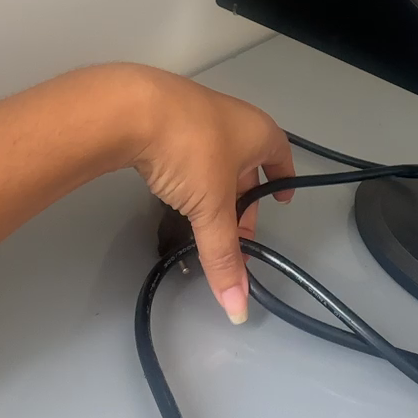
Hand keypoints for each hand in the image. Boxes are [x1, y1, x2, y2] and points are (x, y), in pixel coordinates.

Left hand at [120, 67, 294, 324]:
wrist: (134, 107)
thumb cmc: (192, 150)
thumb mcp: (212, 208)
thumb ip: (224, 256)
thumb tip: (239, 309)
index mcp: (257, 131)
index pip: (281, 155)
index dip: (283, 178)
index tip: (282, 200)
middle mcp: (234, 117)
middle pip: (248, 162)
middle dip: (245, 198)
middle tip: (238, 233)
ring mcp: (199, 113)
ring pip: (217, 157)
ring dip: (217, 188)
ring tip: (207, 220)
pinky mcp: (166, 117)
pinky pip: (190, 150)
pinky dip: (192, 174)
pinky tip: (177, 191)